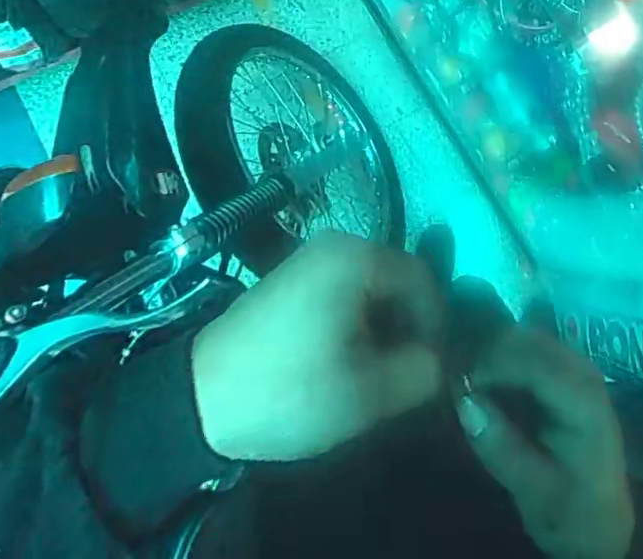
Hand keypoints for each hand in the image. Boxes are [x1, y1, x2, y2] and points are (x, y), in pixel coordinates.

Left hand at [192, 232, 442, 461]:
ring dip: (386, 323)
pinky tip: (347, 352)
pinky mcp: (297, 273)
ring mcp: (314, 254)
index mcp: (358, 257)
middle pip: (400, 278)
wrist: (197, 401)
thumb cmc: (288, 390)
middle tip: (405, 369)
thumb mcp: (366, 393)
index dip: (437, 324)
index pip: (425, 280)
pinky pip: (349, 286)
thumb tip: (445, 360)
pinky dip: (360, 317)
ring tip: (376, 366)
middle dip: (410, 324)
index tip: (432, 367)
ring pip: (375, 284)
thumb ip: (422, 371)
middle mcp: (339, 242)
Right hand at [457, 328, 633, 558]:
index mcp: (585, 401)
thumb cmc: (571, 511)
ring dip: (495, 349)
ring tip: (465, 374)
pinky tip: (483, 374)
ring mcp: (577, 365)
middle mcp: (585, 371)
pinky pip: (530, 346)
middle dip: (490, 351)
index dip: (494, 363)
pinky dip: (504, 354)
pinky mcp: (566, 368)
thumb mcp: (533, 492)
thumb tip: (464, 400)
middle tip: (455, 375)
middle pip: (531, 342)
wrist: (600, 520)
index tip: (459, 379)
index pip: (536, 365)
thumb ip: (501, 447)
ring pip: (528, 337)